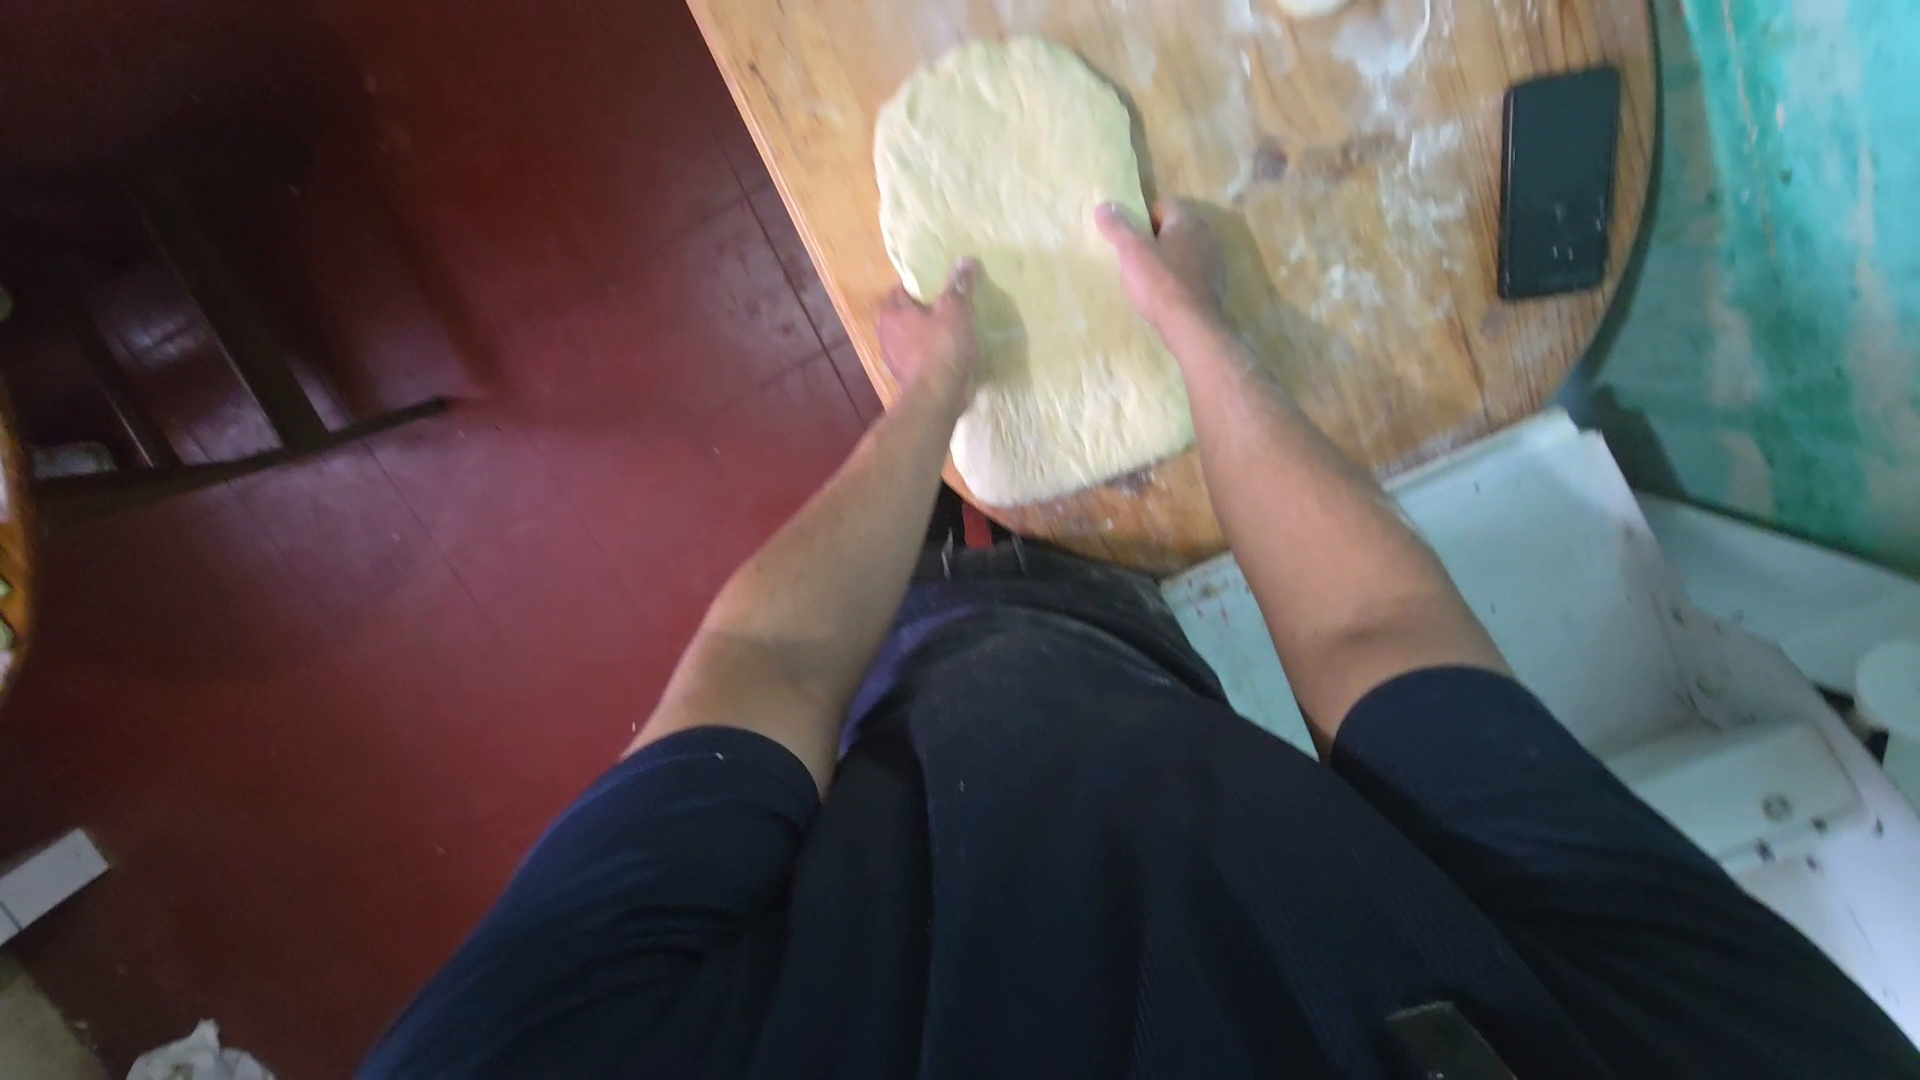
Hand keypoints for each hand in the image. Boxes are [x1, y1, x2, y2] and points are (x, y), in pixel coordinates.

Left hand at [877, 259, 980, 412]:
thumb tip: (966, 260)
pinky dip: (932, 352)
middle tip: (950, 305)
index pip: (902, 288)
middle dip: (925, 309)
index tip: (941, 285)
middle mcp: (886, 334)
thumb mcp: (955, 309)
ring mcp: (895, 358)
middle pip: (907, 313)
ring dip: (929, 332)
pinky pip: (921, 356)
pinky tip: (950, 351)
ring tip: (953, 327)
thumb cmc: (943, 347)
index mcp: (891, 312)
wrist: (939, 397)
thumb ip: (959, 285)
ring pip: (913, 336)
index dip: (921, 284)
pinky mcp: (908, 377)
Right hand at [1095, 199, 1226, 329]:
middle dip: (1155, 240)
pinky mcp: (1216, 282)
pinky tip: (1167, 295)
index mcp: (1187, 219)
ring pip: (1184, 250)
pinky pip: (1193, 272)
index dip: (1141, 220)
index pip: (1161, 205)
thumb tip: (1103, 205)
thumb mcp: (1131, 253)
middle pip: (1174, 228)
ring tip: (1150, 281)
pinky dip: (1180, 278)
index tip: (1130, 242)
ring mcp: (1214, 258)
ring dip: (1168, 259)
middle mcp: (1205, 232)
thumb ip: (1117, 227)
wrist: (1191, 324)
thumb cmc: (1159, 284)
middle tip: (1136, 262)